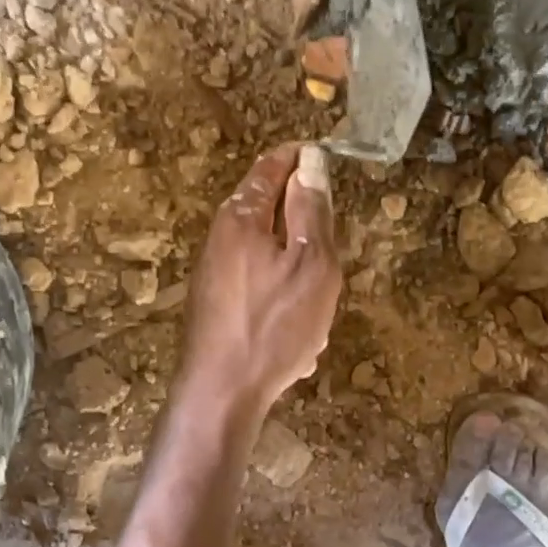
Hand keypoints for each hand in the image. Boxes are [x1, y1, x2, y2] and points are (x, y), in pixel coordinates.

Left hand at [182, 143, 339, 411]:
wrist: (222, 391)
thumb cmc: (275, 325)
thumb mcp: (312, 265)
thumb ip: (312, 212)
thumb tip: (312, 161)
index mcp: (242, 218)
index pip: (270, 168)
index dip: (298, 158)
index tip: (325, 156)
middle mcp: (220, 239)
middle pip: (268, 213)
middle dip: (303, 225)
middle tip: (333, 244)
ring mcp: (214, 276)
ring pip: (267, 258)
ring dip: (297, 273)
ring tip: (318, 306)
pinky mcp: (216, 308)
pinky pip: (259, 291)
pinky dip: (282, 301)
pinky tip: (295, 335)